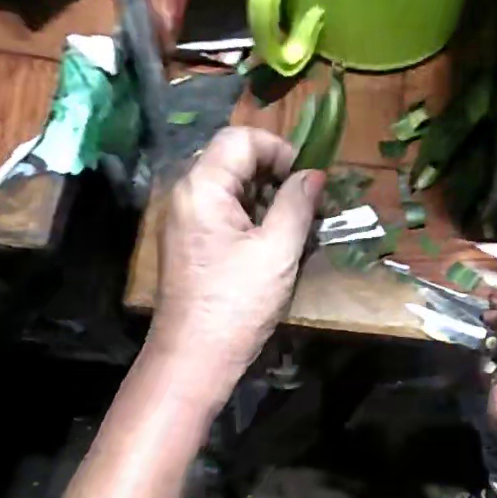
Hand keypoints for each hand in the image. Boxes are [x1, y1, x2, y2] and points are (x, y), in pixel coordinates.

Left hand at [150, 127, 324, 387]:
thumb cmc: (236, 304)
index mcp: (202, 188)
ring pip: (227, 190)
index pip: (241, 138)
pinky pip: (219, 216)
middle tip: (305, 204)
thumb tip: (313, 174)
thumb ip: (297, 204)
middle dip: (273, 175)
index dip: (279, 149)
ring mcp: (182, 224)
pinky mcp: (187, 248)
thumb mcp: (277, 251)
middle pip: (232, 161)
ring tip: (293, 228)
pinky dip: (247, 220)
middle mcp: (185, 197)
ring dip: (263, 199)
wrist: (192, 359)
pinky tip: (270, 246)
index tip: (306, 179)